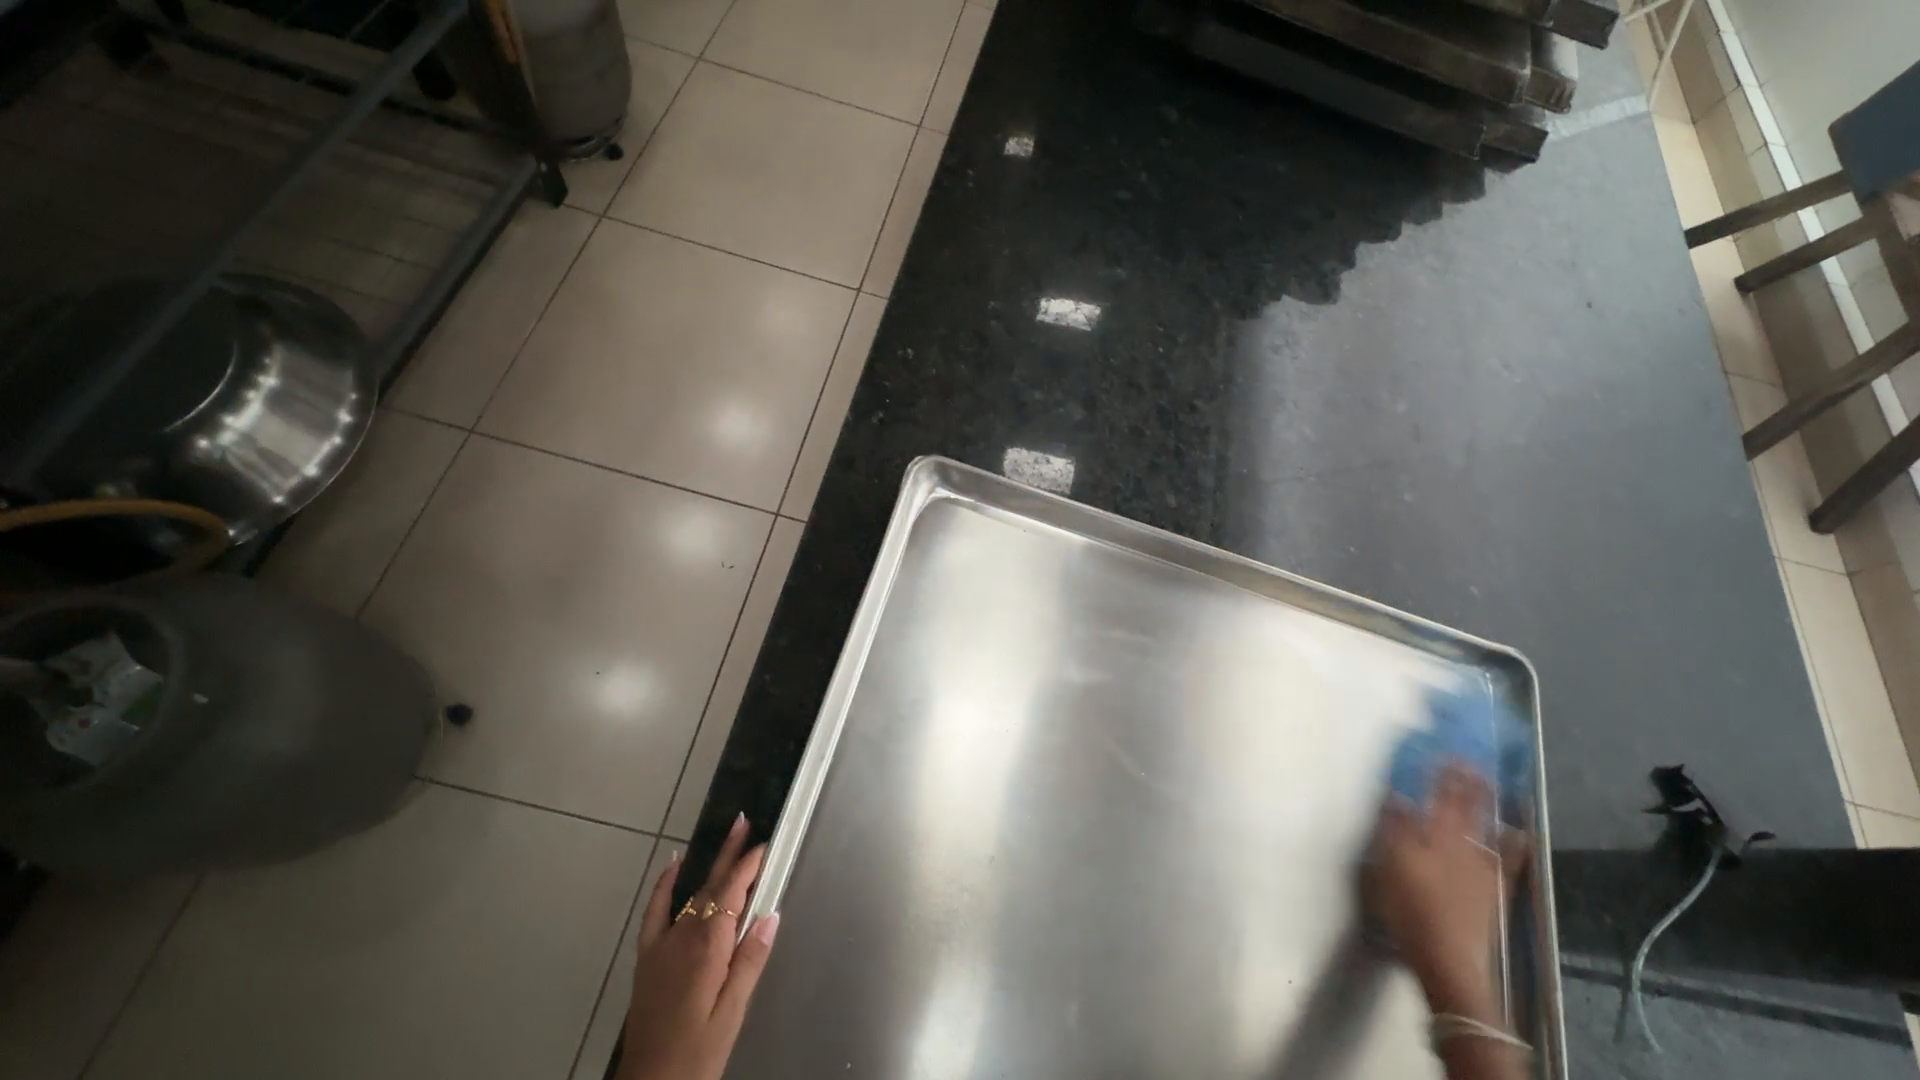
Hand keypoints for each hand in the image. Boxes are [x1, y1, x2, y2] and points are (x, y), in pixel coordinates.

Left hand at [618, 814, 778, 1079]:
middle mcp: (682, 937)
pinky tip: (674, 865)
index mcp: (707, 948)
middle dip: (731, 854)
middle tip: (744, 822)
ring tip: (727, 836)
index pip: (731, 895)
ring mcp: (662, 944)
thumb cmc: (698, 1052)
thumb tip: (770, 914)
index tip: (765, 845)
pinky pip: (655, 911)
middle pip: (711, 886)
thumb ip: (750, 961)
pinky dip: (664, 885)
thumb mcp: (732, 1012)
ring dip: (709, 864)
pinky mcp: (648, 956)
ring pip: (690, 894)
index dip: (748, 867)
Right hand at [1363, 764, 1519, 1021]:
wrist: (1446, 954)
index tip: (1446, 750)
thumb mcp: (1387, 863)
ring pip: (1486, 825)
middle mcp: (1462, 843)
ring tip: (1490, 785)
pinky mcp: (1494, 890)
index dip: (1442, 772)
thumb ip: (1395, 826)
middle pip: (1466, 806)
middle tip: (1471, 760)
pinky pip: (1508, 858)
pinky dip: (1514, 843)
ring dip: (1488, 803)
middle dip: (1468, 782)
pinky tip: (1519, 834)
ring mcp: (1482, 866)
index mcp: (1434, 833)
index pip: (1439, 794)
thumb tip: (1398, 794)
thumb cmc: (1408, 906)